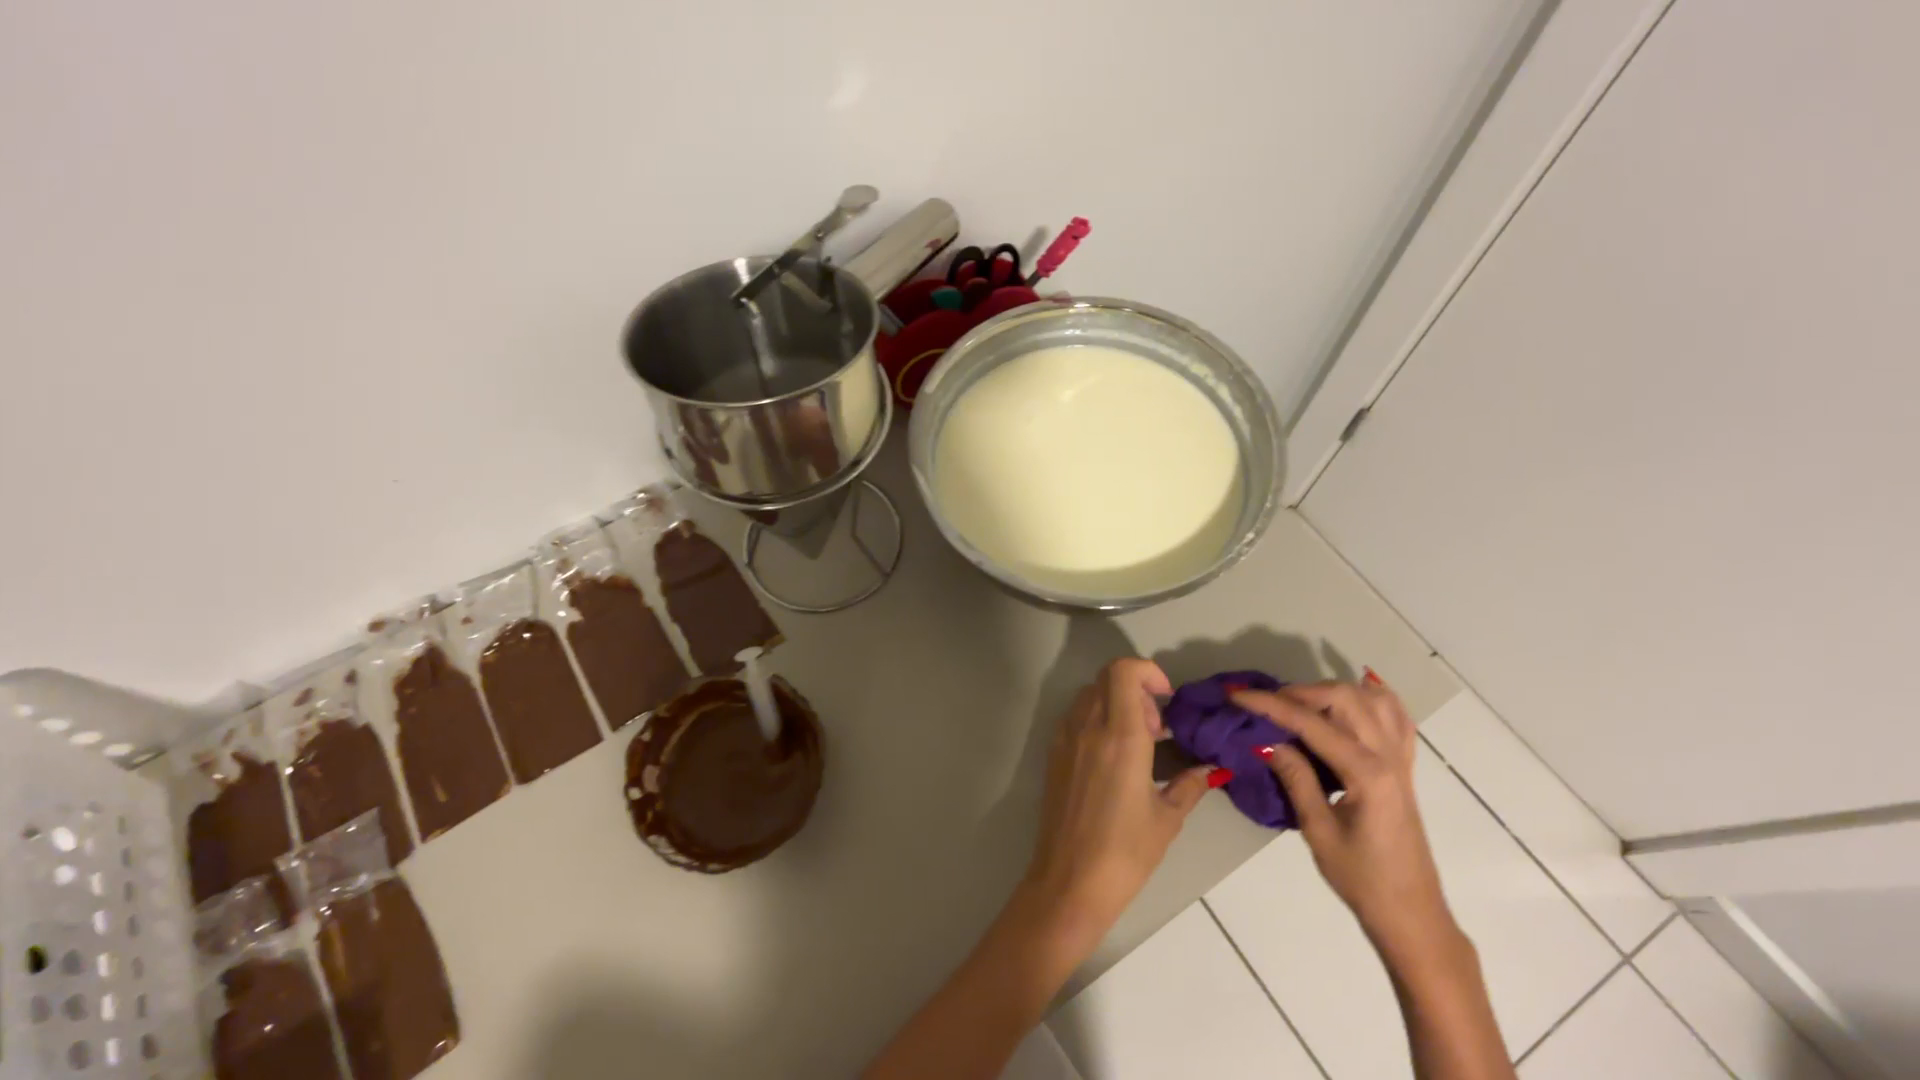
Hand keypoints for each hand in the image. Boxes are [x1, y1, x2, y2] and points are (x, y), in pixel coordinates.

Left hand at [1024, 658, 1213, 942]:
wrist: (1069, 882)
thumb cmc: (1124, 852)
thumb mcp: (1167, 818)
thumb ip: (1189, 785)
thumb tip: (1210, 769)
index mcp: (1119, 736)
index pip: (1124, 671)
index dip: (1148, 672)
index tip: (1167, 700)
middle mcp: (1088, 728)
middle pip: (1107, 678)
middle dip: (1137, 689)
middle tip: (1157, 726)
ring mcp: (1065, 740)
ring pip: (1089, 696)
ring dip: (1115, 703)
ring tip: (1138, 743)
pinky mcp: (1053, 756)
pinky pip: (1075, 718)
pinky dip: (1096, 720)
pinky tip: (1115, 758)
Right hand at [1233, 677, 1457, 955]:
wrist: (1409, 910)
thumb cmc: (1361, 878)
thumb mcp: (1318, 831)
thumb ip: (1296, 779)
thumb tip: (1267, 741)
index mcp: (1366, 773)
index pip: (1312, 723)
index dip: (1271, 705)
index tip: (1237, 695)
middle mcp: (1388, 756)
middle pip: (1345, 697)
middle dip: (1301, 692)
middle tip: (1266, 704)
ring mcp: (1401, 758)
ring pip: (1372, 698)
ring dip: (1333, 691)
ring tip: (1300, 703)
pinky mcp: (1404, 766)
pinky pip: (1395, 716)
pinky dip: (1371, 698)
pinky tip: (1347, 703)